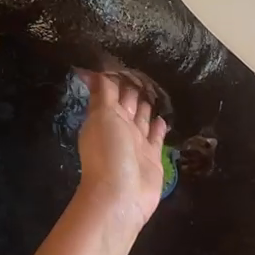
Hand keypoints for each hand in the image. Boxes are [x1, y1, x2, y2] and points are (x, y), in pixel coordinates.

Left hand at [75, 71, 169, 227]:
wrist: (121, 195)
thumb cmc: (108, 152)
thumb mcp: (102, 115)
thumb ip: (103, 94)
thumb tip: (90, 70)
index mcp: (104, 116)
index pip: (111, 91)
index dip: (116, 77)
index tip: (124, 59)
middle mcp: (120, 128)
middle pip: (128, 103)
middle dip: (134, 89)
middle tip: (144, 70)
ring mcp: (136, 143)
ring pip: (142, 119)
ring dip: (147, 105)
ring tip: (155, 90)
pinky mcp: (152, 157)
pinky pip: (156, 137)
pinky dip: (159, 127)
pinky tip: (163, 117)